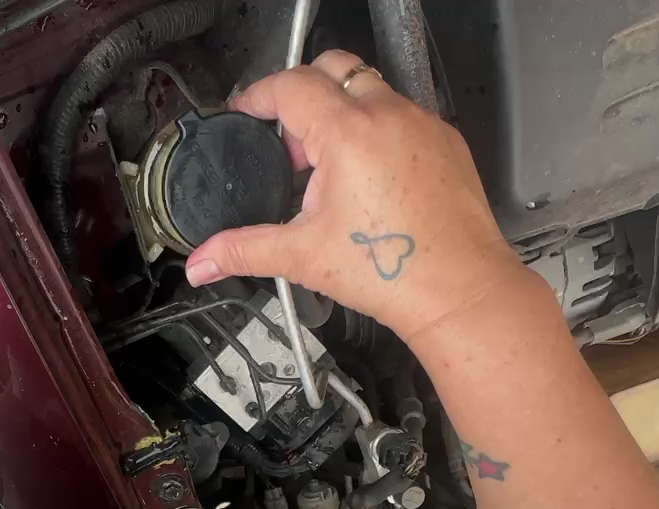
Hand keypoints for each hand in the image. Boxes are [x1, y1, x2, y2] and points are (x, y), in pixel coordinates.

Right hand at [185, 50, 547, 346]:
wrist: (456, 289)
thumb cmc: (390, 271)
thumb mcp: (302, 257)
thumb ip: (244, 251)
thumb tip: (202, 262)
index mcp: (349, 134)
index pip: (291, 86)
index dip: (260, 96)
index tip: (247, 111)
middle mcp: (389, 115)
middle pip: (333, 70)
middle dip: (300, 97)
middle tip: (285, 143)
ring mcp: (422, 124)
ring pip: (370, 90)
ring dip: (339, 113)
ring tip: (324, 170)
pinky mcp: (444, 142)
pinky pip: (401, 115)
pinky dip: (374, 131)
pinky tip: (365, 181)